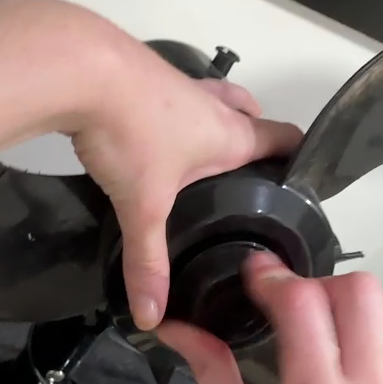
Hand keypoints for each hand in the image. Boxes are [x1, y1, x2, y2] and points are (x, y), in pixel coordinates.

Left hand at [69, 40, 300, 328]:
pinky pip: (173, 93)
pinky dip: (172, 111)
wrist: (81, 67)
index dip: (300, 156)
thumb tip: (151, 316)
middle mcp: (212, 104)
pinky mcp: (145, 74)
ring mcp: (179, 83)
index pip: (284, 138)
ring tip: (202, 154)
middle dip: (257, 138)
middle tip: (248, 172)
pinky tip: (149, 133)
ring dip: (216, 119)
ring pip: (212, 99)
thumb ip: (148, 261)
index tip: (301, 181)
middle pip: (251, 113)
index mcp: (230, 134)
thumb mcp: (143, 205)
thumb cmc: (131, 134)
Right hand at [158, 252, 382, 383]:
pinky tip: (321, 356)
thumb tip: (175, 325)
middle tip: (279, 300)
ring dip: (337, 304)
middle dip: (315, 281)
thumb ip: (210, 367)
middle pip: (361, 290)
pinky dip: (352, 333)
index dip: (272, 276)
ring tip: (299, 326)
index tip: (249, 271)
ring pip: (379, 312)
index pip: (305, 303)